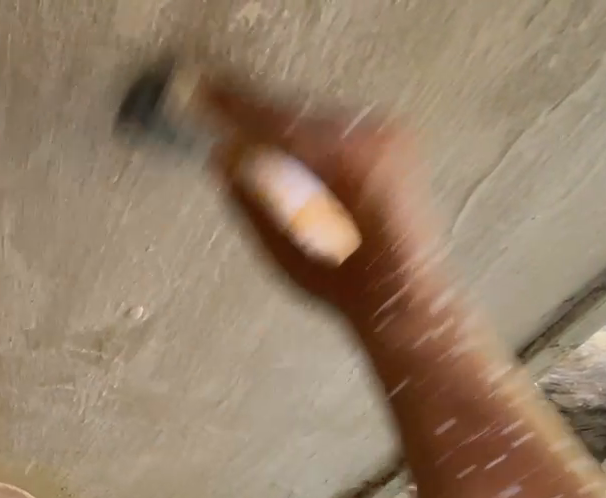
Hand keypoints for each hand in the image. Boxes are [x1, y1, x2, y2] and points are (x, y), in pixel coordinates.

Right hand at [203, 78, 448, 318]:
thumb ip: (251, 198)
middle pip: (297, 115)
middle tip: (224, 116)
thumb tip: (222, 156)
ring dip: (286, 131)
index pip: (275, 122)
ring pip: (318, 120)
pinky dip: (312, 139)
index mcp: (341, 161)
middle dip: (259, 119)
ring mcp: (387, 134)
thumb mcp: (282, 246)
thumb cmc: (341, 282)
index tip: (204, 96)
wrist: (402, 293)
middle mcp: (369, 135)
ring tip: (256, 146)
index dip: (236, 109)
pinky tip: (295, 156)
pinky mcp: (394, 140)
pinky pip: (340, 128)